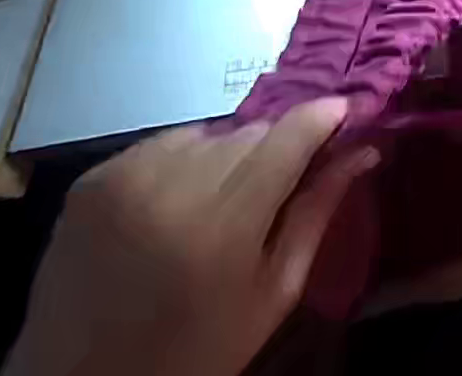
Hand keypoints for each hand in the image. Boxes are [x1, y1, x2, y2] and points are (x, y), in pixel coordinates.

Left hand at [7, 98, 376, 375]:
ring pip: (208, 132)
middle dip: (270, 150)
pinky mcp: (96, 174)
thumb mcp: (271, 295)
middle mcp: (174, 185)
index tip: (343, 109)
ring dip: (222, 157)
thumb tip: (365, 150)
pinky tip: (170, 204)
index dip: (320, 116)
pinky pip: (162, 143)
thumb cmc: (194, 351)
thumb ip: (318, 213)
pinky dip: (178, 162)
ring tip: (211, 204)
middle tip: (267, 190)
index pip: (288, 137)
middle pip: (250, 132)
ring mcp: (127, 173)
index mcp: (225, 227)